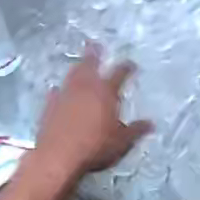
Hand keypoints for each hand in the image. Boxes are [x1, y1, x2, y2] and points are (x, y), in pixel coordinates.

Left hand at [27, 46, 151, 180]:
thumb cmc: (95, 147)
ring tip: (79, 64)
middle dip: (93, 54)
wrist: (58, 155)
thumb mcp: (121, 142)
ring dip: (76, 68)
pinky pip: (55, 92)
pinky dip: (58, 89)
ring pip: (71, 75)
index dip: (126, 67)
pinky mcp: (49, 105)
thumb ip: (135, 130)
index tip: (131, 63)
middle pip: (89, 65)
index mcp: (105, 92)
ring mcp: (64, 94)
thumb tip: (151, 123)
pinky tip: (56, 89)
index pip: (119, 74)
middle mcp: (84, 88)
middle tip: (94, 44)